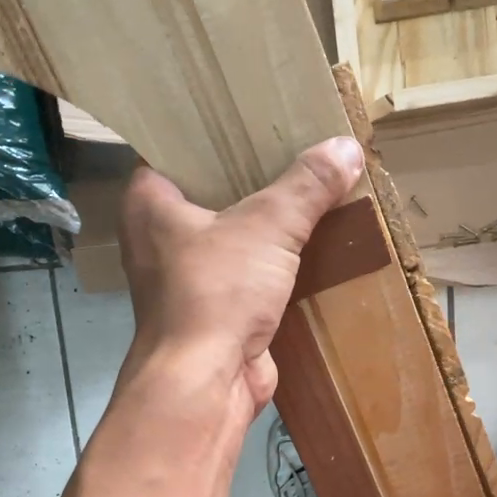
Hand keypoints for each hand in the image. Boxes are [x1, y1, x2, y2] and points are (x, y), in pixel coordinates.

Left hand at [115, 136, 366, 424]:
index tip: (256, 114)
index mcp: (149, 202)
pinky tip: (310, 247)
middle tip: (297, 144)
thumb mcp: (268, 226)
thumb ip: (306, 186)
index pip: (177, 149)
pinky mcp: (214, 314)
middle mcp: (159, 238)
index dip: (216, 131)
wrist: (207, 383)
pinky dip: (274, 267)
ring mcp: (186, 280)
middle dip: (253, 178)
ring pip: (232, 239)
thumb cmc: (217, 292)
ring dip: (267, 227)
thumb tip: (348, 147)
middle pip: (211, 193)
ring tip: (312, 190)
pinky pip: (247, 277)